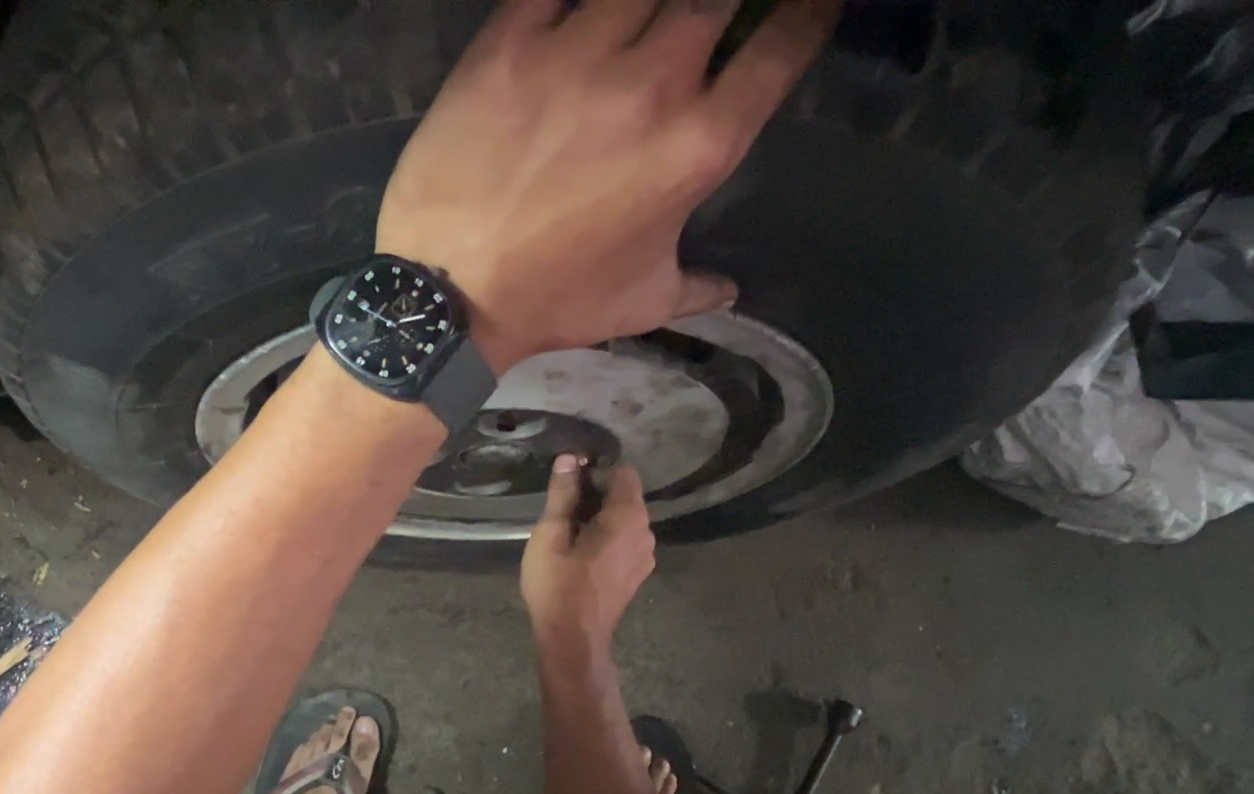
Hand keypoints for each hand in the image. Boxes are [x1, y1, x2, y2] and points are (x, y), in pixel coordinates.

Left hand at [375, 0, 840, 372]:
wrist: (448, 296)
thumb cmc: (552, 304)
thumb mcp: (641, 303)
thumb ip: (696, 287)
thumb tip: (729, 290)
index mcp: (698, 146)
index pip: (781, 48)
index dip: (805, 13)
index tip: (801, 7)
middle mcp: (650, 83)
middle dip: (715, 6)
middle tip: (697, 25)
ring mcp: (576, 54)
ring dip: (647, 1)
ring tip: (638, 21)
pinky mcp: (508, 44)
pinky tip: (573, 11)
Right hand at [522, 454, 656, 649]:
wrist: (573, 640)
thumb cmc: (557, 585)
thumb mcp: (551, 535)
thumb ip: (562, 494)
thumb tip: (568, 459)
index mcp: (628, 518)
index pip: (623, 473)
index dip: (595, 471)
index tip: (568, 483)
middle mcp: (646, 533)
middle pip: (625, 496)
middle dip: (595, 495)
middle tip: (561, 510)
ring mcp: (645, 556)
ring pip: (625, 520)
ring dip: (600, 518)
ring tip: (568, 532)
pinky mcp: (637, 573)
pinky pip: (625, 541)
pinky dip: (607, 537)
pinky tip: (581, 553)